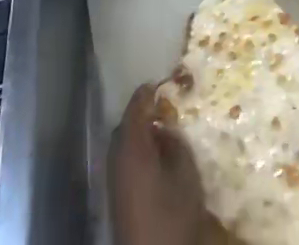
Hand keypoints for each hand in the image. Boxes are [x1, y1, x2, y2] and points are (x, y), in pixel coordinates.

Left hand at [109, 84, 209, 244]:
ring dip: (141, 134)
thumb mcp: (186, 179)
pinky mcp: (114, 189)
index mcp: (132, 142)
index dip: (149, 92)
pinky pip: (124, 157)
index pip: (136, 105)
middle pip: (128, 122)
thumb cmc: (170, 216)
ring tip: (163, 136)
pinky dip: (137, 151)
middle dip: (145, 114)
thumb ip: (177, 147)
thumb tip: (167, 129)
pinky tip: (154, 162)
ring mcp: (112, 171)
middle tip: (166, 111)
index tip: (162, 83)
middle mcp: (116, 151)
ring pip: (125, 140)